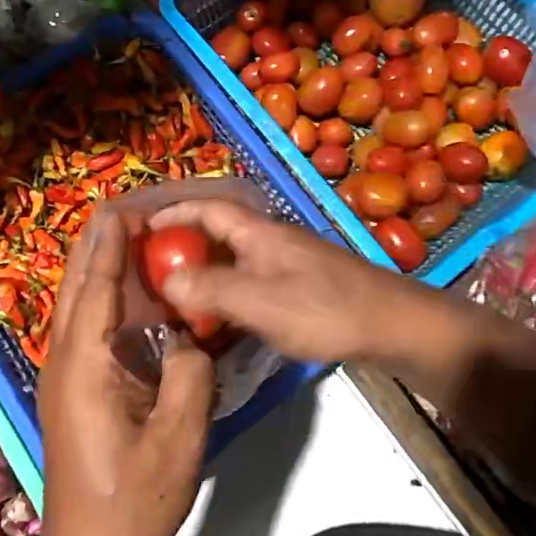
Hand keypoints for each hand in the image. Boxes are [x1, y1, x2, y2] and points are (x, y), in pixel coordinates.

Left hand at [35, 210, 216, 535]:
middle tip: (128, 209)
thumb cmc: (135, 498)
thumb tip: (187, 336)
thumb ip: (188, 370)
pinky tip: (129, 296)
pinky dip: (105, 299)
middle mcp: (64, 361)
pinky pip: (88, 330)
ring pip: (78, 307)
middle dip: (97, 244)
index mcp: (85, 364)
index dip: (110, 243)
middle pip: (78, 287)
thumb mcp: (179, 434)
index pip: (96, 286)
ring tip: (128, 237)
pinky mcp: (74, 393)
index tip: (126, 205)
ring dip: (99, 268)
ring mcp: (65, 378)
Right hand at [148, 198, 505, 375]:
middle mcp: (274, 240)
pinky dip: (229, 288)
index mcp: (261, 233)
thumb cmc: (326, 309)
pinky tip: (222, 314)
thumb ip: (212, 288)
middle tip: (153, 268)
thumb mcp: (261, 301)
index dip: (174, 212)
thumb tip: (166, 279)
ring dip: (206, 267)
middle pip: (220, 230)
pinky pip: (253, 277)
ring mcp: (291, 262)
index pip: (209, 208)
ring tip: (177, 293)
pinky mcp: (304, 285)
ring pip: (236, 256)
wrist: (393, 326)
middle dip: (185, 242)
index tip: (142, 229)